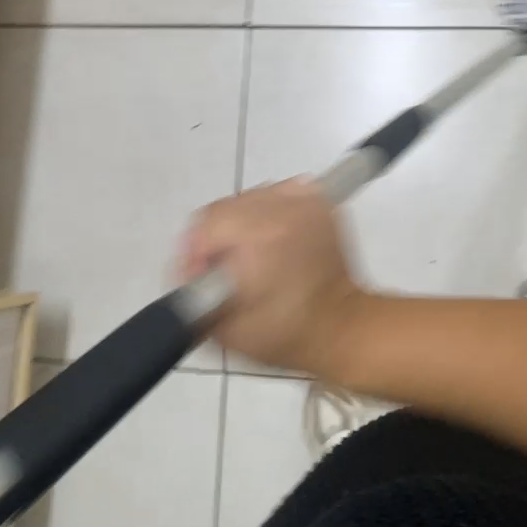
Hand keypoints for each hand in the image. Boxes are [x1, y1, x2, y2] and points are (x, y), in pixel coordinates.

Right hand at [178, 179, 370, 376]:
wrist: (342, 326)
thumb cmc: (286, 334)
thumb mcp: (228, 332)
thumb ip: (194, 301)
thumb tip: (183, 277)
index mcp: (259, 236)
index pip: (205, 223)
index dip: (194, 253)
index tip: (200, 278)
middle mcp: (282, 208)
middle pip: (225, 208)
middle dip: (215, 238)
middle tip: (222, 271)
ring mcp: (304, 200)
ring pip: (249, 198)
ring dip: (241, 223)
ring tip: (249, 255)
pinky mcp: (319, 201)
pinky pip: (278, 193)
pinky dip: (269, 211)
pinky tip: (272, 237)